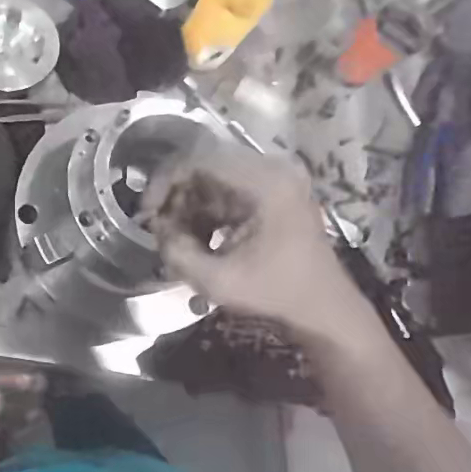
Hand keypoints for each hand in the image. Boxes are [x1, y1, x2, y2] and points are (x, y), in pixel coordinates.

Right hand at [145, 144, 374, 343]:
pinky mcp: (274, 194)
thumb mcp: (217, 281)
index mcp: (265, 183)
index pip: (199, 161)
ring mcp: (276, 180)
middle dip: (176, 197)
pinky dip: (207, 211)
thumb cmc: (275, 294)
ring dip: (190, 205)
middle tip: (160, 228)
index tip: (147, 214)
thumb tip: (157, 229)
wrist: (323, 309)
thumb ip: (177, 252)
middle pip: (206, 166)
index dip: (164, 184)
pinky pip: (228, 190)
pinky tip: (199, 239)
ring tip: (177, 238)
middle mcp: (273, 170)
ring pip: (214, 179)